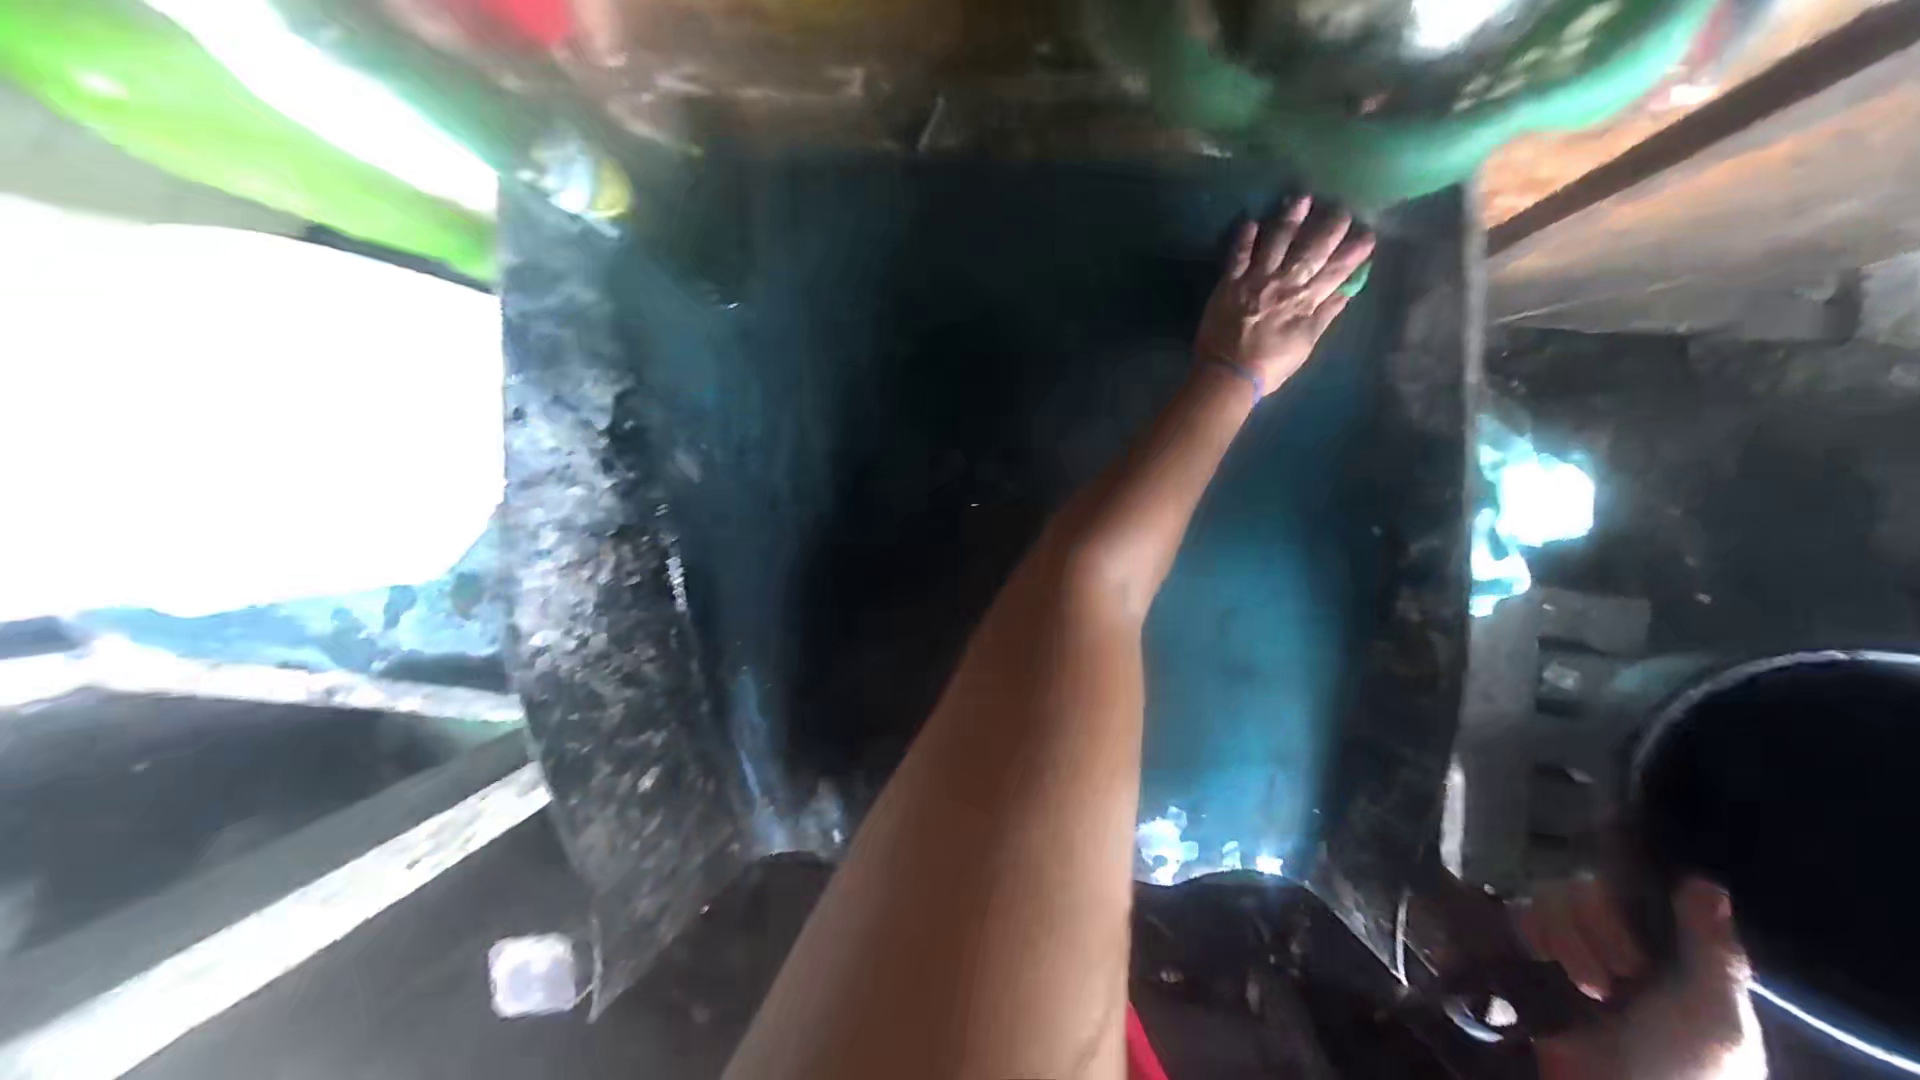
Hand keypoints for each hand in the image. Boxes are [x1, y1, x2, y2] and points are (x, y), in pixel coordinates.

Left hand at [1193, 196, 1374, 397]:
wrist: (1227, 374)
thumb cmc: (1269, 365)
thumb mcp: (1305, 344)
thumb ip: (1325, 315)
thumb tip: (1347, 291)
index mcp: (1306, 301)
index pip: (1337, 270)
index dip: (1354, 251)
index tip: (1369, 233)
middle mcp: (1284, 284)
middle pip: (1312, 249)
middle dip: (1329, 226)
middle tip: (1342, 207)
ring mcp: (1256, 281)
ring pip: (1277, 242)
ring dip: (1291, 218)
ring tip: (1302, 198)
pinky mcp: (1229, 283)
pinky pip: (1238, 254)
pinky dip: (1245, 237)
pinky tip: (1252, 220)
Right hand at [1517, 876, 1765, 1079]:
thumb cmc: (1686, 1068)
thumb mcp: (1715, 1019)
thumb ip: (1710, 952)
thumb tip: (1707, 881)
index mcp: (1656, 948)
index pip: (1613, 891)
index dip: (1609, 913)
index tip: (1631, 959)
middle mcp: (1608, 942)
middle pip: (1571, 893)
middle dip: (1584, 933)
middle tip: (1607, 984)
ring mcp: (1566, 955)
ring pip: (1539, 907)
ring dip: (1559, 943)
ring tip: (1582, 992)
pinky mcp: (1530, 969)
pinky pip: (1511, 927)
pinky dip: (1522, 939)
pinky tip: (1543, 966)